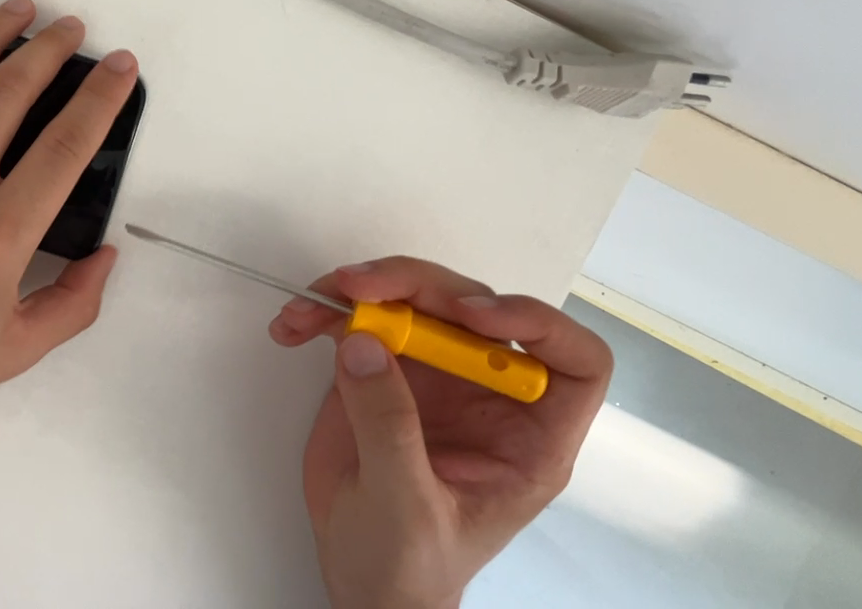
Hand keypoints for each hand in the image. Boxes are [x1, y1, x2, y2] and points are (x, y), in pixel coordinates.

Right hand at [269, 257, 611, 608]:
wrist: (358, 574)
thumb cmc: (408, 563)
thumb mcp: (407, 507)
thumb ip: (391, 429)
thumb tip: (363, 343)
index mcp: (527, 434)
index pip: (572, 361)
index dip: (534, 323)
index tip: (470, 315)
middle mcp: (483, 391)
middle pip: (467, 308)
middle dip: (412, 286)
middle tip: (353, 287)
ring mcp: (429, 375)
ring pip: (408, 300)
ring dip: (353, 292)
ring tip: (305, 307)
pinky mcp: (377, 367)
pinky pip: (355, 319)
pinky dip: (320, 314)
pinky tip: (290, 327)